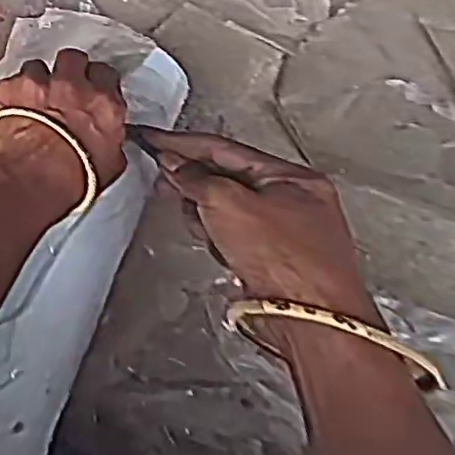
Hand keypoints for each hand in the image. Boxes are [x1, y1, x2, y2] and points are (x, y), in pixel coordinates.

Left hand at [0, 49, 128, 223]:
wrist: (32, 174)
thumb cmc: (74, 175)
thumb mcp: (111, 159)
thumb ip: (109, 134)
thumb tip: (103, 133)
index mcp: (103, 102)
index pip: (104, 73)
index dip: (95, 78)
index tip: (90, 84)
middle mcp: (71, 86)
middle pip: (71, 58)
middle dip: (67, 67)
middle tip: (62, 81)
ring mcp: (36, 83)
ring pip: (36, 66)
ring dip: (36, 78)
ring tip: (33, 97)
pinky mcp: (7, 87)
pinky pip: (10, 80)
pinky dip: (11, 91)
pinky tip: (12, 106)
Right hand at [135, 127, 381, 328]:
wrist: (306, 318)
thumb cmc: (283, 258)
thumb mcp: (224, 200)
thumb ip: (191, 174)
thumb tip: (172, 163)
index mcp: (293, 178)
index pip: (221, 147)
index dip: (178, 141)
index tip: (148, 137)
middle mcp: (293, 199)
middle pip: (221, 174)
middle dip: (190, 180)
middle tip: (163, 177)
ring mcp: (283, 226)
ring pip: (220, 201)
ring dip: (201, 209)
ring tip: (201, 224)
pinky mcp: (270, 250)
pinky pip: (227, 225)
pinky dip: (212, 229)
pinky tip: (214, 242)